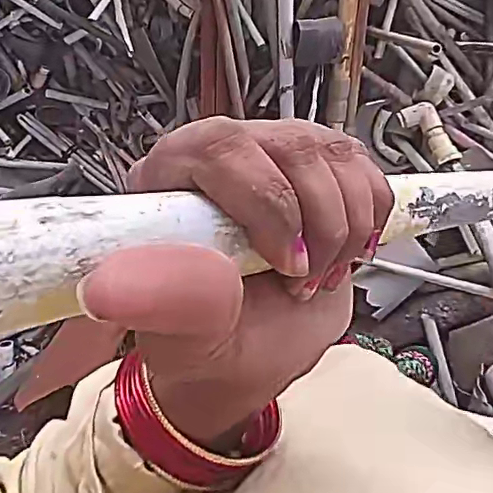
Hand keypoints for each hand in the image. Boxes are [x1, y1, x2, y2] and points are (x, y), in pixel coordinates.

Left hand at [72, 119, 395, 446]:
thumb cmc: (203, 336)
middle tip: (302, 281)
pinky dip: (368, 223)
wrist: (245, 346)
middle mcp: (222, 152)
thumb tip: (125, 283)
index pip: (218, 148)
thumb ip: (164, 304)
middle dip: (315, 225)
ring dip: (343, 230)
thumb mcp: (176, 336)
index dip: (265, 203)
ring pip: (335, 156)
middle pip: (291, 147)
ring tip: (313, 275)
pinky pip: (367, 174)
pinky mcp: (320, 167)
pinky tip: (336, 254)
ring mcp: (275, 152)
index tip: (283, 263)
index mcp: (168, 176)